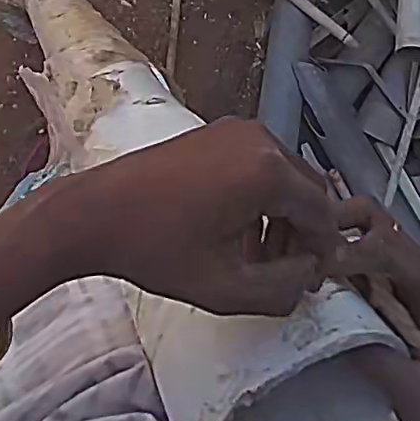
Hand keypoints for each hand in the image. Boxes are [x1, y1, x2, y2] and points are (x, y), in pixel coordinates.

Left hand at [45, 118, 346, 315]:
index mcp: (266, 170)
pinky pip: (259, 162)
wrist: (97, 210)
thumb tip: (307, 277)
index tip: (311, 279)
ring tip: (259, 257)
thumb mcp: (223, 287)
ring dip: (282, 214)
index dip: (322, 250)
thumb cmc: (153, 246)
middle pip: (307, 189)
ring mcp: (238, 130)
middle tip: (288, 271)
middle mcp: (259, 139)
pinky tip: (238, 228)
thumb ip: (280, 290)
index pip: (321, 212)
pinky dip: (261, 194)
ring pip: (284, 175)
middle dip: (303, 232)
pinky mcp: (219, 132)